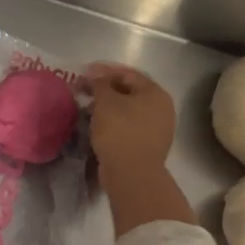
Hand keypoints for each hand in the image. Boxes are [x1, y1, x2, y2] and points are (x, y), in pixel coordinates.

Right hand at [86, 63, 191, 231]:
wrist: (132, 174)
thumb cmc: (120, 131)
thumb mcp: (106, 101)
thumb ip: (99, 83)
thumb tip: (95, 74)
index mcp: (155, 94)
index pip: (128, 74)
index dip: (104, 70)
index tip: (83, 72)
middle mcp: (161, 109)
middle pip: (129, 91)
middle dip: (104, 89)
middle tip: (83, 90)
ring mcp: (157, 128)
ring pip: (128, 110)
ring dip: (107, 107)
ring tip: (87, 108)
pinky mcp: (147, 145)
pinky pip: (128, 126)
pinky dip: (113, 122)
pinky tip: (97, 125)